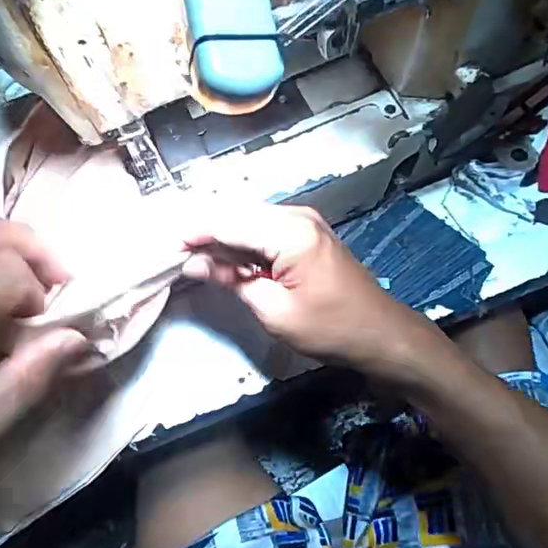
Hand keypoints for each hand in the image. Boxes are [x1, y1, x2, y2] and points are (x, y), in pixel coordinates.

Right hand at [182, 203, 449, 381]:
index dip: (195, 233)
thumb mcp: (273, 309)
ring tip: (194, 258)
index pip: (229, 222)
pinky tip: (225, 258)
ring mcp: (303, 221)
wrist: (380, 333)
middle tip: (176, 254)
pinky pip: (262, 229)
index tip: (167, 247)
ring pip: (247, 220)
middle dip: (205, 232)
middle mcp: (296, 215)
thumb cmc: (329, 327)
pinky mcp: (305, 232)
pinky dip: (241, 242)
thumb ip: (231, 279)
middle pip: (236, 214)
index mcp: (290, 231)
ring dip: (222, 238)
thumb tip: (193, 263)